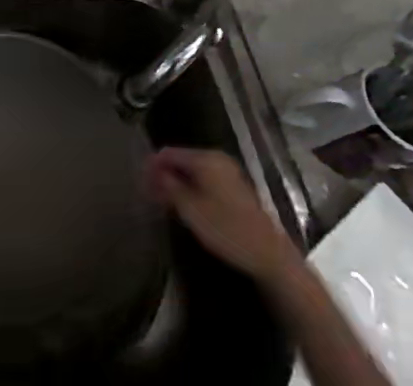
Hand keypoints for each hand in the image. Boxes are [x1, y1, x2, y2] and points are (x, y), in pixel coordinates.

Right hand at [150, 147, 299, 282]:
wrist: (271, 258)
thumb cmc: (227, 230)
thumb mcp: (190, 208)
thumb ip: (168, 186)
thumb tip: (153, 171)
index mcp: (206, 159)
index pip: (168, 153)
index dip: (151, 167)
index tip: (140, 185)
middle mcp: (218, 160)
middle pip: (180, 161)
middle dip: (163, 176)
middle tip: (149, 195)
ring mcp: (229, 175)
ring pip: (192, 172)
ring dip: (176, 185)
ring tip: (163, 203)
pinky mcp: (235, 190)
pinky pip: (204, 181)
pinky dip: (191, 190)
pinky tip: (184, 207)